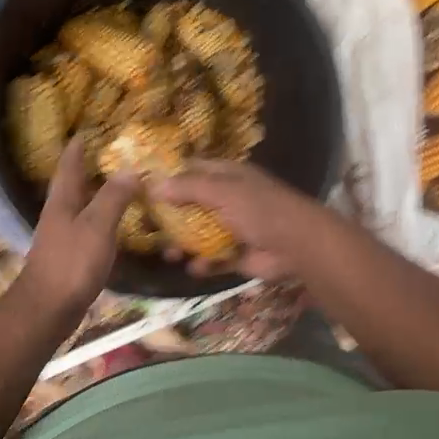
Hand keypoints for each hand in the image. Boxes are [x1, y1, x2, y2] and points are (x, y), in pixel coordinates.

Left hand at [16, 138, 139, 314]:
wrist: (47, 309)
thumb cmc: (71, 264)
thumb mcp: (96, 226)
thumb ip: (113, 198)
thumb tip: (130, 169)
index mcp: (62, 201)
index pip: (70, 165)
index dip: (79, 147)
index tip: (89, 130)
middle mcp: (59, 215)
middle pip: (73, 185)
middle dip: (89, 170)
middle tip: (111, 156)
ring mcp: (62, 238)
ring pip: (81, 208)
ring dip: (97, 196)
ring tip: (119, 186)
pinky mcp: (69, 258)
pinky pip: (87, 230)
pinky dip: (101, 222)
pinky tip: (115, 227)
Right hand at [152, 161, 333, 280]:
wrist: (297, 245)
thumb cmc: (260, 209)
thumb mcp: (221, 191)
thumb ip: (188, 188)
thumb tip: (153, 185)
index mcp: (226, 177)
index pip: (191, 170)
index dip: (168, 176)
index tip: (141, 186)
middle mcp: (227, 200)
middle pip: (190, 206)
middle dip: (170, 217)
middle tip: (147, 227)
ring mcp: (231, 228)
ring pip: (198, 235)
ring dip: (183, 244)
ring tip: (170, 253)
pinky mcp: (236, 255)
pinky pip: (212, 259)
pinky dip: (203, 264)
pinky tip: (195, 267)